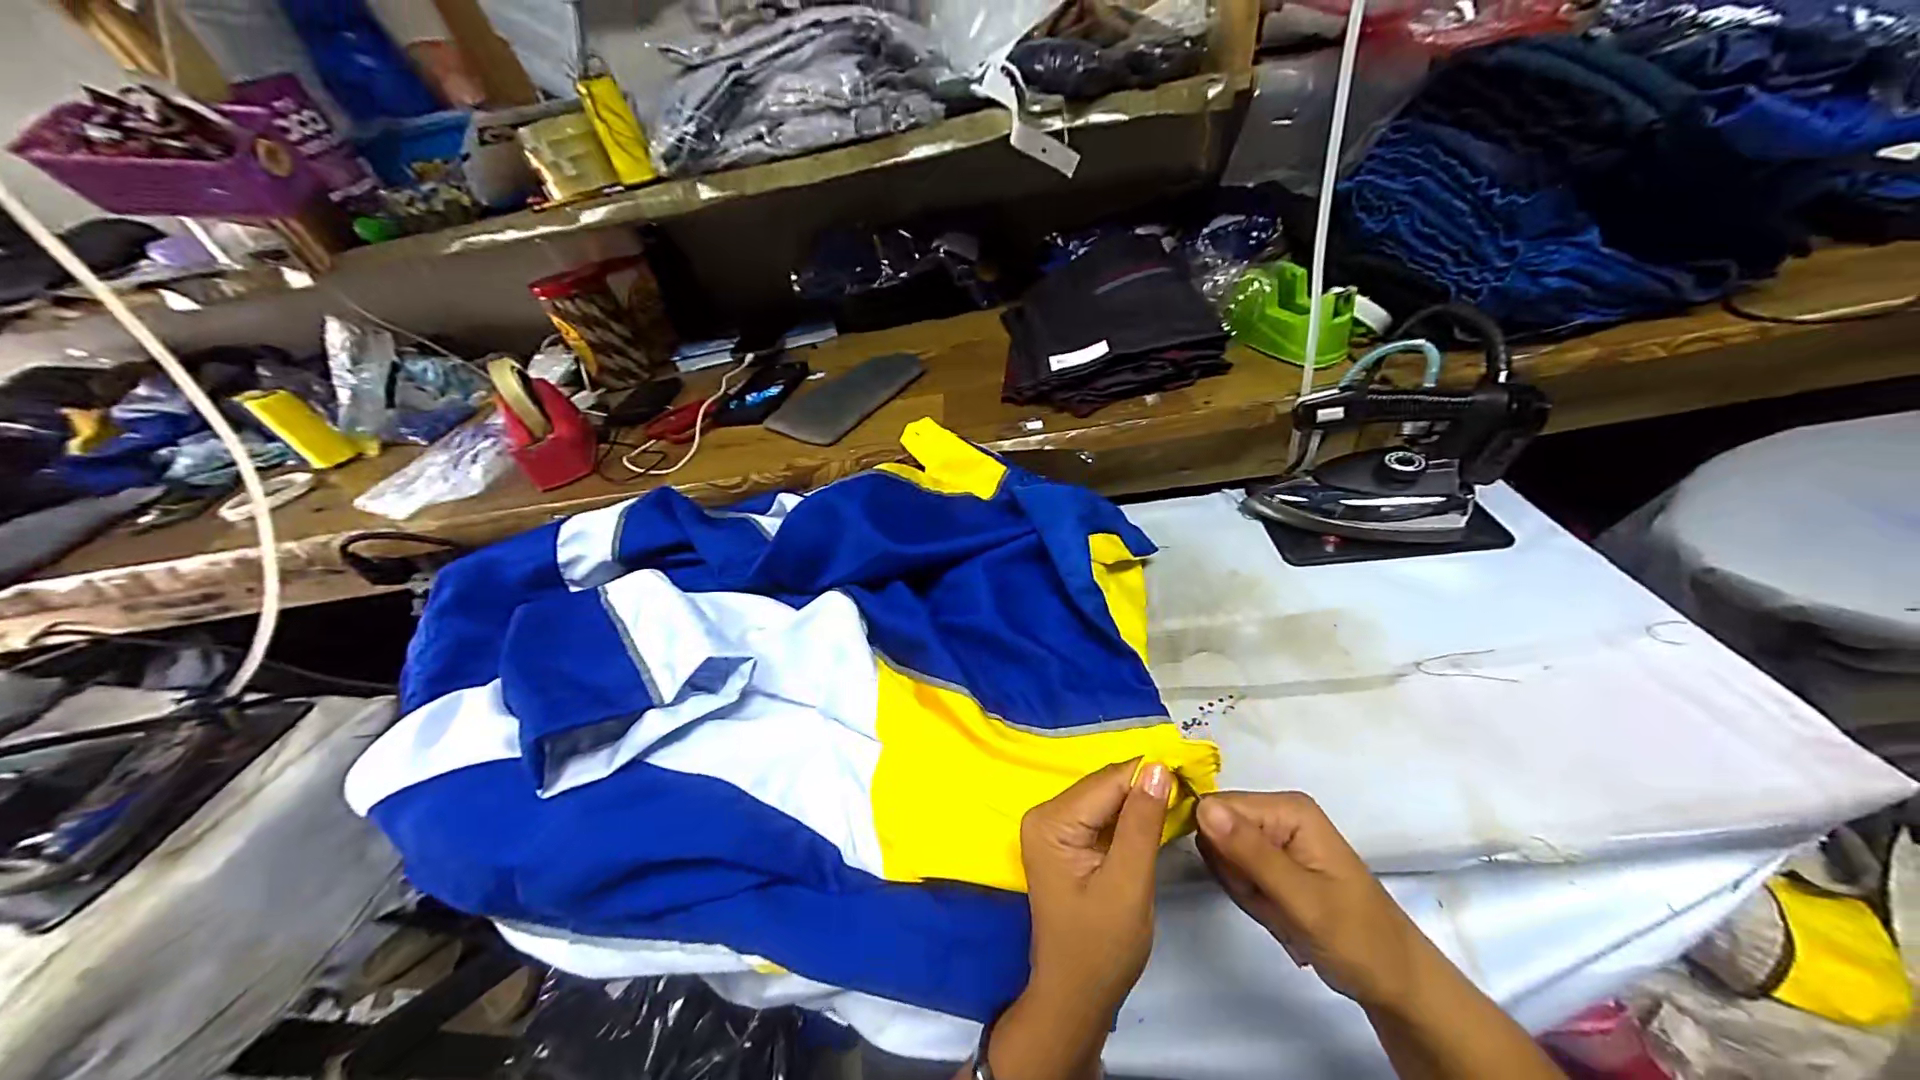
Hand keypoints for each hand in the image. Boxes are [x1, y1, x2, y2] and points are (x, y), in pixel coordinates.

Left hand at [1020, 758, 1173, 1014]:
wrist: (1077, 996)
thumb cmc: (1101, 948)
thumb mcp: (1129, 883)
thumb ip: (1142, 823)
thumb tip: (1159, 768)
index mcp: (1051, 821)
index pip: (1108, 781)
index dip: (1151, 775)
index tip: (1193, 774)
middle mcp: (1046, 814)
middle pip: (1105, 786)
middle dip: (1147, 786)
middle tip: (1192, 791)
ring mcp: (1054, 827)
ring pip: (1107, 798)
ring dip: (1141, 801)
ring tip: (1181, 802)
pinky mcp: (1067, 841)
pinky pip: (1103, 816)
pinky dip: (1130, 817)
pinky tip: (1156, 821)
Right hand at [1196, 792, 1432, 1011]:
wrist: (1396, 983)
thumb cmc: (1357, 938)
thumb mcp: (1301, 898)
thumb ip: (1249, 851)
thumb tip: (1202, 808)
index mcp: (1287, 808)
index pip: (1215, 807)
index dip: (1219, 848)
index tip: (1246, 882)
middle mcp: (1278, 813)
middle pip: (1216, 830)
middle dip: (1234, 873)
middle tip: (1271, 902)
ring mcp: (1275, 837)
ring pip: (1223, 855)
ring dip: (1243, 889)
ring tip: (1279, 911)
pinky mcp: (1273, 860)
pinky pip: (1236, 872)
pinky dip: (1249, 897)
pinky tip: (1277, 913)